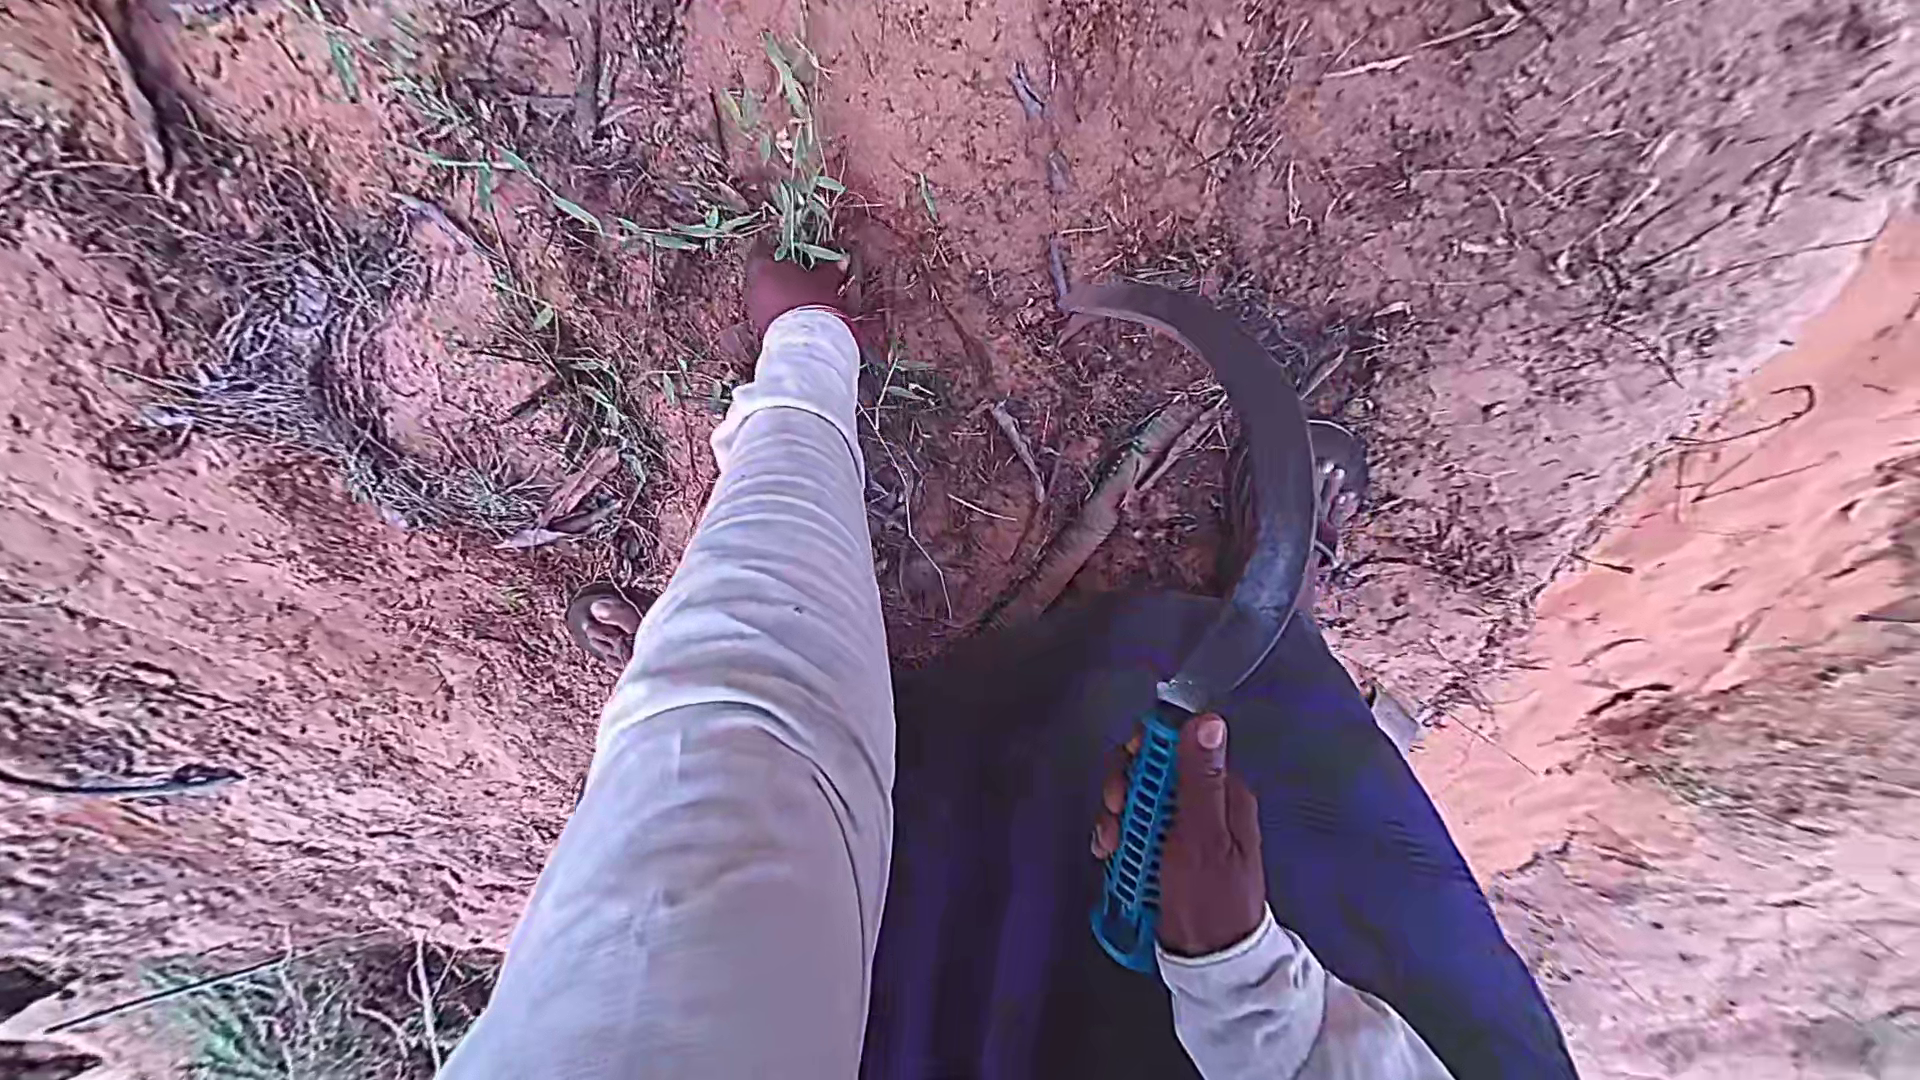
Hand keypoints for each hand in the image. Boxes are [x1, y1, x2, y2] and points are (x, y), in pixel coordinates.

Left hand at [744, 243, 848, 337]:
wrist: (805, 343)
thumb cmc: (812, 304)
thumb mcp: (825, 282)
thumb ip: (830, 270)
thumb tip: (841, 260)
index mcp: (763, 267)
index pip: (766, 249)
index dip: (783, 251)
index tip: (798, 255)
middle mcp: (753, 287)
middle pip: (765, 274)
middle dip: (784, 276)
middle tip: (803, 278)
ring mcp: (755, 309)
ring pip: (768, 295)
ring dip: (783, 296)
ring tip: (804, 302)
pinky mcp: (761, 329)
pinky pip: (772, 314)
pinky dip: (783, 314)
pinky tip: (800, 318)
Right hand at [1092, 714, 1266, 957]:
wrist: (1210, 966)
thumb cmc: (1209, 896)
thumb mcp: (1203, 835)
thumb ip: (1200, 778)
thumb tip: (1209, 719)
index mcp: (1220, 790)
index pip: (1176, 743)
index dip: (1145, 749)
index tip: (1130, 769)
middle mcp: (1200, 800)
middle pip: (1148, 768)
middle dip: (1124, 786)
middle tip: (1116, 810)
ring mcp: (1178, 824)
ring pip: (1134, 795)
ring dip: (1116, 814)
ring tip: (1112, 843)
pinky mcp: (1160, 845)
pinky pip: (1130, 823)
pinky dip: (1116, 833)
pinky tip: (1110, 852)